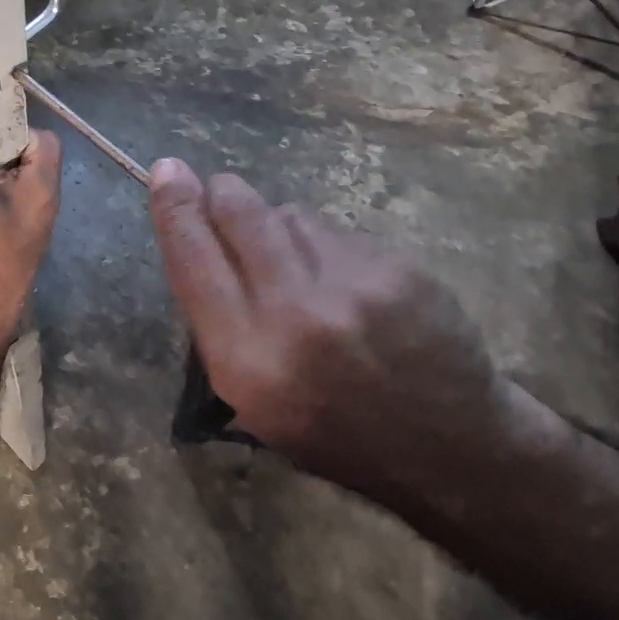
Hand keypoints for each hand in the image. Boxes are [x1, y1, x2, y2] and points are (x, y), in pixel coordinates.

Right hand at [148, 159, 509, 492]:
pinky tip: (350, 282)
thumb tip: (198, 236)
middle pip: (240, 212)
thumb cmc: (334, 433)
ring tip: (302, 270)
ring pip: (291, 213)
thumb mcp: (253, 402)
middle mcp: (294, 315)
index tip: (166, 170)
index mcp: (246, 360)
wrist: (452, 450)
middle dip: (223, 194)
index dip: (174, 208)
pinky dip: (330, 245)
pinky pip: (340, 228)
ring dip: (281, 228)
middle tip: (222, 195)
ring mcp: (352, 286)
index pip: (193, 259)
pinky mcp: (399, 267)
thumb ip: (220, 321)